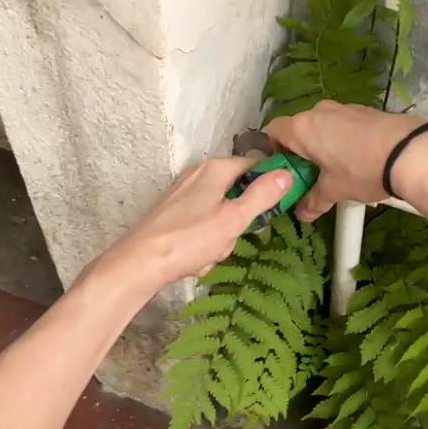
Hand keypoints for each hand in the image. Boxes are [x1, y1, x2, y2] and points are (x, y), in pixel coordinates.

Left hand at [92, 157, 294, 294]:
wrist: (140, 263)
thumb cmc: (190, 239)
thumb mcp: (234, 219)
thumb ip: (262, 195)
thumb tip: (287, 174)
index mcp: (215, 168)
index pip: (255, 165)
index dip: (269, 184)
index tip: (274, 208)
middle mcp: (199, 174)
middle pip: (237, 192)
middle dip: (239, 220)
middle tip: (230, 238)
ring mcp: (183, 193)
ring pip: (220, 213)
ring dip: (221, 236)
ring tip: (209, 252)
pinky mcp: (173, 213)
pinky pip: (202, 225)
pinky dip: (203, 242)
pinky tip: (195, 258)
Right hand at [266, 102, 427, 221]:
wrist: (409, 152)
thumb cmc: (360, 170)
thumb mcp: (334, 190)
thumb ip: (313, 201)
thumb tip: (303, 213)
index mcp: (302, 128)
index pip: (273, 131)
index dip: (275, 152)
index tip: (287, 172)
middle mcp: (319, 112)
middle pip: (299, 129)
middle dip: (302, 152)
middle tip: (312, 177)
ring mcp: (344, 108)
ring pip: (324, 126)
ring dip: (325, 145)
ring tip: (339, 171)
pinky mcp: (366, 110)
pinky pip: (344, 124)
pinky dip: (345, 139)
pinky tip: (360, 160)